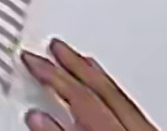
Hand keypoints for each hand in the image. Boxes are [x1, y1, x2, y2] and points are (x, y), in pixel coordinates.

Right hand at [21, 40, 157, 130]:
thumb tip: (36, 116)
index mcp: (116, 128)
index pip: (80, 95)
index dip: (51, 74)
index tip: (29, 57)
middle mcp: (137, 128)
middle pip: (103, 89)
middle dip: (74, 64)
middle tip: (52, 44)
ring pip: (123, 97)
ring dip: (96, 75)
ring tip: (79, 58)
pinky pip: (137, 109)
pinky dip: (117, 93)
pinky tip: (109, 89)